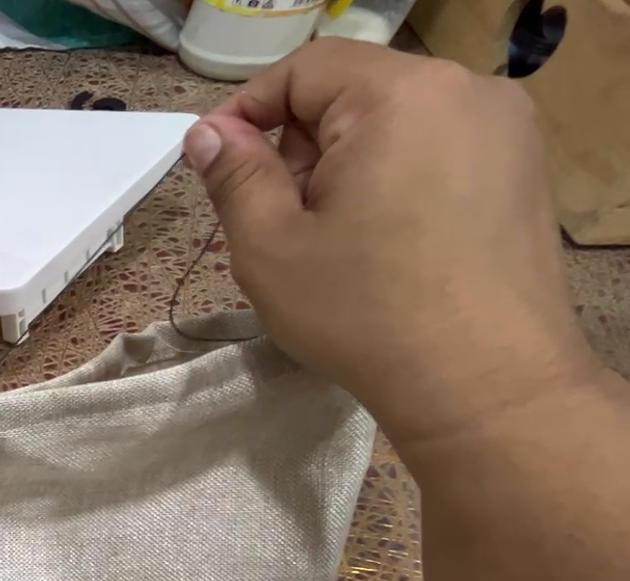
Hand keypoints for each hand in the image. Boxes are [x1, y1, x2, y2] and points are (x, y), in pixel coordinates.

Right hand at [185, 39, 596, 448]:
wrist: (476, 371)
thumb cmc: (355, 306)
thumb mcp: (267, 242)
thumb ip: (235, 175)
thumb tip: (208, 134)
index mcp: (399, 98)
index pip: (307, 66)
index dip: (245, 107)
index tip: (209, 163)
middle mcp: (464, 91)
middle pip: (350, 91)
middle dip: (289, 142)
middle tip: (257, 214)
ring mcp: (502, 128)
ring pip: (388, 122)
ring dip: (331, 164)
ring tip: (310, 234)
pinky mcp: (515, 167)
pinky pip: (428, 147)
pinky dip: (379, 177)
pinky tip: (364, 239)